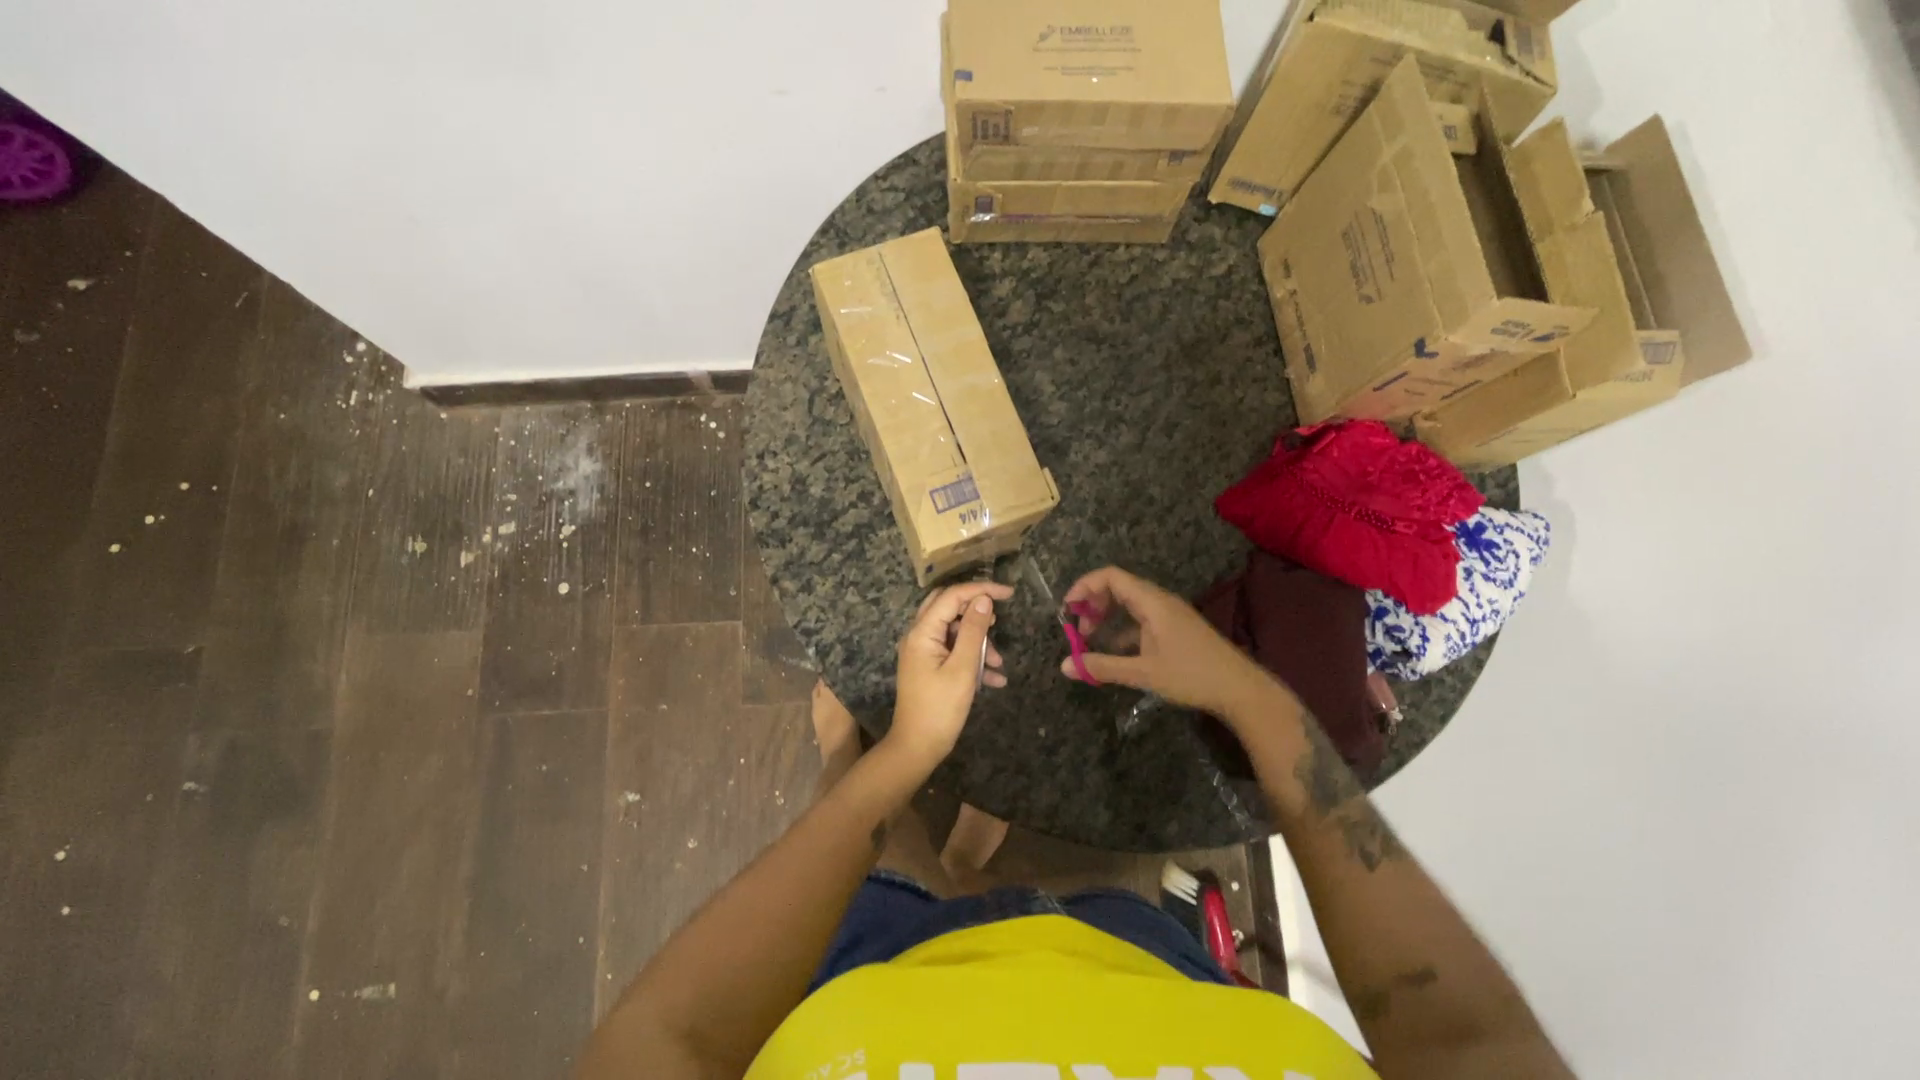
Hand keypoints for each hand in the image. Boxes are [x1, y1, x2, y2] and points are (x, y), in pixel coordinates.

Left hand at [887, 581, 1011, 768]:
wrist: (917, 747)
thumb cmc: (940, 708)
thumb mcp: (963, 668)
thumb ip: (973, 631)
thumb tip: (983, 599)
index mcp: (922, 632)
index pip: (952, 596)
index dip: (981, 590)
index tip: (1009, 593)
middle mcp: (918, 636)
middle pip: (949, 608)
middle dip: (976, 612)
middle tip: (998, 621)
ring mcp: (922, 652)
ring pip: (953, 631)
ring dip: (978, 641)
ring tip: (998, 663)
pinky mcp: (928, 667)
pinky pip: (953, 652)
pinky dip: (972, 659)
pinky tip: (994, 679)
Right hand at [1058, 566, 1274, 717]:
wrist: (1239, 688)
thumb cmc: (1191, 675)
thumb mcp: (1142, 673)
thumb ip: (1102, 666)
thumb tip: (1064, 666)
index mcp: (1152, 602)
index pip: (1110, 576)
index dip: (1084, 587)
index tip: (1067, 609)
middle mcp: (1159, 601)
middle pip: (1118, 588)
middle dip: (1092, 605)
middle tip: (1077, 630)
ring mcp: (1169, 615)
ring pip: (1129, 606)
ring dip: (1106, 619)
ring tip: (1089, 642)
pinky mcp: (1175, 630)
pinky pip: (1140, 620)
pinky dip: (1122, 631)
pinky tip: (1114, 654)